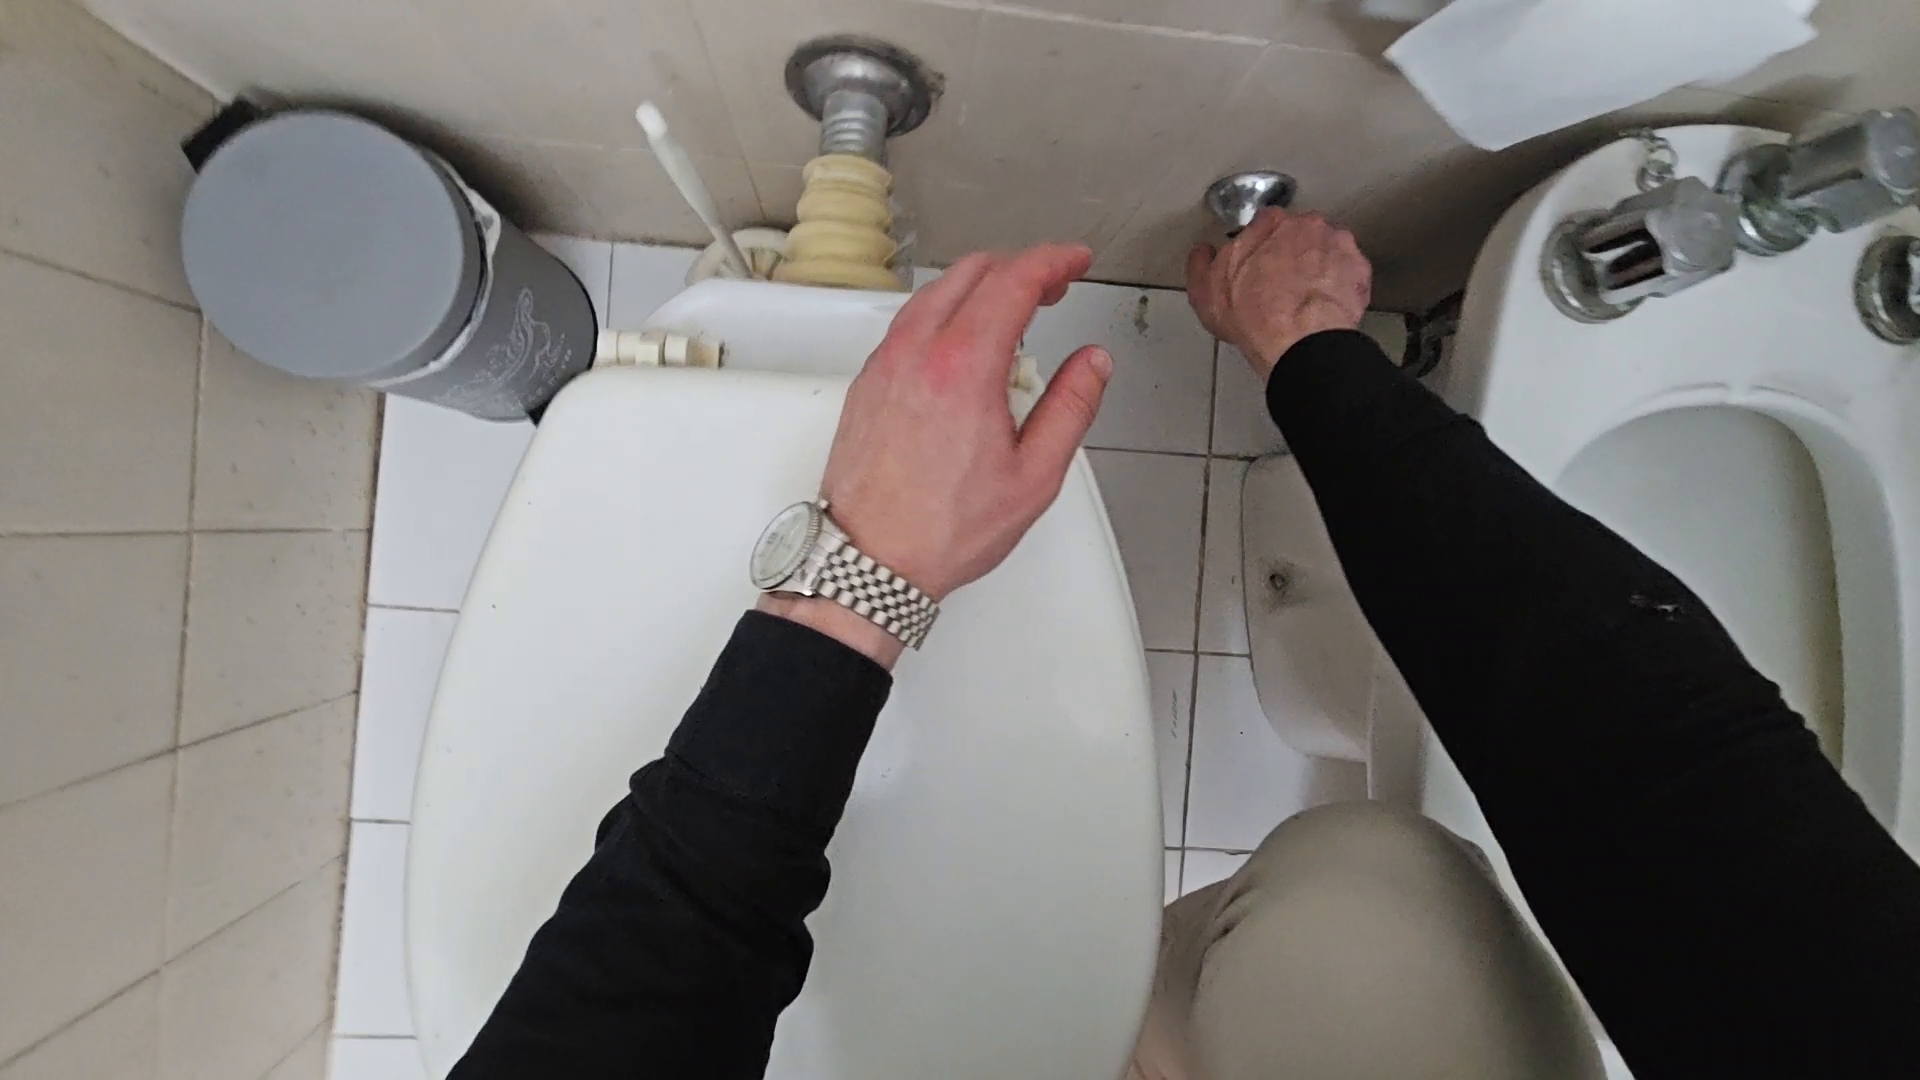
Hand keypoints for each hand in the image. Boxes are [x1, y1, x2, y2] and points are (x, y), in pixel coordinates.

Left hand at [772, 245, 1113, 665]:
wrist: (870, 561)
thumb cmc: (943, 530)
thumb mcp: (1033, 477)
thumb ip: (1071, 409)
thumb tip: (1092, 364)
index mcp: (963, 367)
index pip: (1014, 280)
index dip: (1054, 261)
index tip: (1074, 262)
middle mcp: (917, 353)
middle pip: (972, 272)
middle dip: (1020, 267)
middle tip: (1051, 287)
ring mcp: (884, 365)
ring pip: (935, 292)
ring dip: (980, 287)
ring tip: (1012, 313)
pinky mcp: (867, 383)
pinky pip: (909, 323)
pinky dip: (944, 313)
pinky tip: (963, 344)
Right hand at [1186, 208, 1371, 379]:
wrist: (1299, 341)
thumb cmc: (1255, 316)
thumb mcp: (1205, 292)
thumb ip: (1201, 264)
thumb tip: (1202, 253)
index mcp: (1273, 225)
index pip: (1265, 220)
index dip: (1256, 243)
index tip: (1252, 262)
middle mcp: (1310, 228)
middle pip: (1299, 234)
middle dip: (1289, 254)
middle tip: (1276, 285)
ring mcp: (1339, 248)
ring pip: (1325, 251)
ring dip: (1315, 268)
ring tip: (1299, 300)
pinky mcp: (1359, 273)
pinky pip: (1346, 274)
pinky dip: (1335, 286)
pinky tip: (1318, 307)